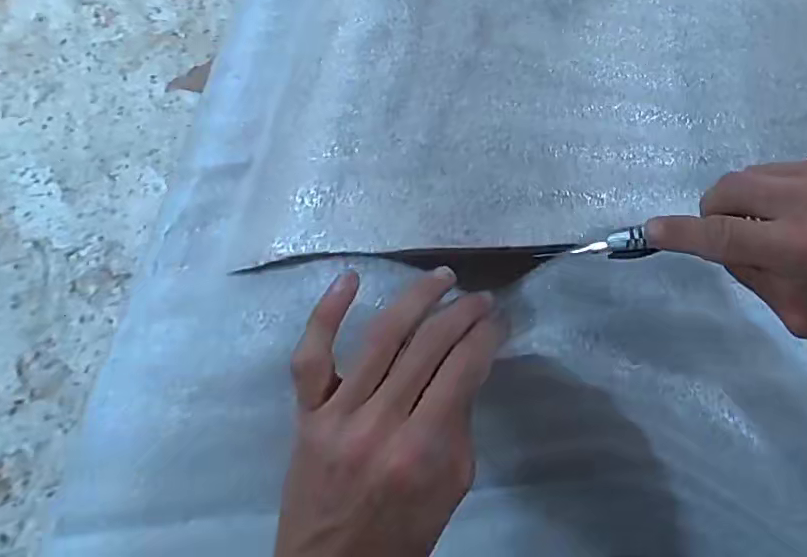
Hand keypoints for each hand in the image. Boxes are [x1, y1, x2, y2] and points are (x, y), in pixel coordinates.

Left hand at [275, 268, 506, 556]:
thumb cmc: (406, 530)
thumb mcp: (454, 478)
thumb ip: (462, 416)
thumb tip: (470, 359)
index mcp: (421, 446)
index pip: (465, 364)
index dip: (489, 333)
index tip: (500, 321)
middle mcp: (379, 424)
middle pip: (430, 343)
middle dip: (465, 310)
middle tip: (482, 298)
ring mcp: (336, 417)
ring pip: (381, 337)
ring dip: (418, 296)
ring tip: (442, 276)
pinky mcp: (305, 417)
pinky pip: (309, 359)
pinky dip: (326, 314)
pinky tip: (349, 278)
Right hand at [644, 151, 806, 339]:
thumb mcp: (804, 316)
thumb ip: (754, 278)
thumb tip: (722, 246)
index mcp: (800, 249)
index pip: (721, 237)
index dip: (680, 234)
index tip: (651, 229)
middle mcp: (806, 200)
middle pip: (728, 188)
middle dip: (714, 211)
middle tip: (730, 236)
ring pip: (753, 174)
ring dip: (747, 201)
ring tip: (777, 228)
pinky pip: (782, 170)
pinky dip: (777, 191)